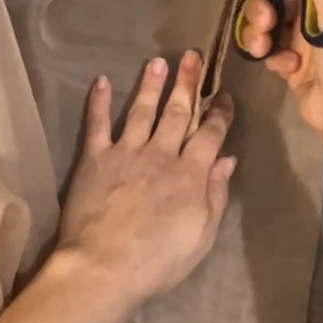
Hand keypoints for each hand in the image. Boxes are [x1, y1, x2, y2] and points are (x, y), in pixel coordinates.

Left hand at [53, 51, 236, 309]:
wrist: (104, 266)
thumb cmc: (158, 260)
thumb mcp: (202, 235)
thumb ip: (215, 194)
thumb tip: (227, 160)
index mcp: (189, 174)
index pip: (209, 135)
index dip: (219, 113)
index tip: (224, 94)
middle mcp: (160, 154)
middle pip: (177, 113)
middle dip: (187, 83)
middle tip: (192, 56)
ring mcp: (126, 152)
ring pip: (142, 110)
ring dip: (151, 85)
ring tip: (157, 62)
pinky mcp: (95, 158)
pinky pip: (97, 124)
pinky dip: (100, 101)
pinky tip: (102, 81)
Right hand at [234, 0, 322, 133]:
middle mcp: (319, 11)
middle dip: (260, 6)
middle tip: (262, 21)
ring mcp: (305, 39)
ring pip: (268, 24)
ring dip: (259, 33)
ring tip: (265, 48)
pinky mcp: (295, 64)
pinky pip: (271, 50)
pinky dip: (272, 57)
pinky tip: (285, 68)